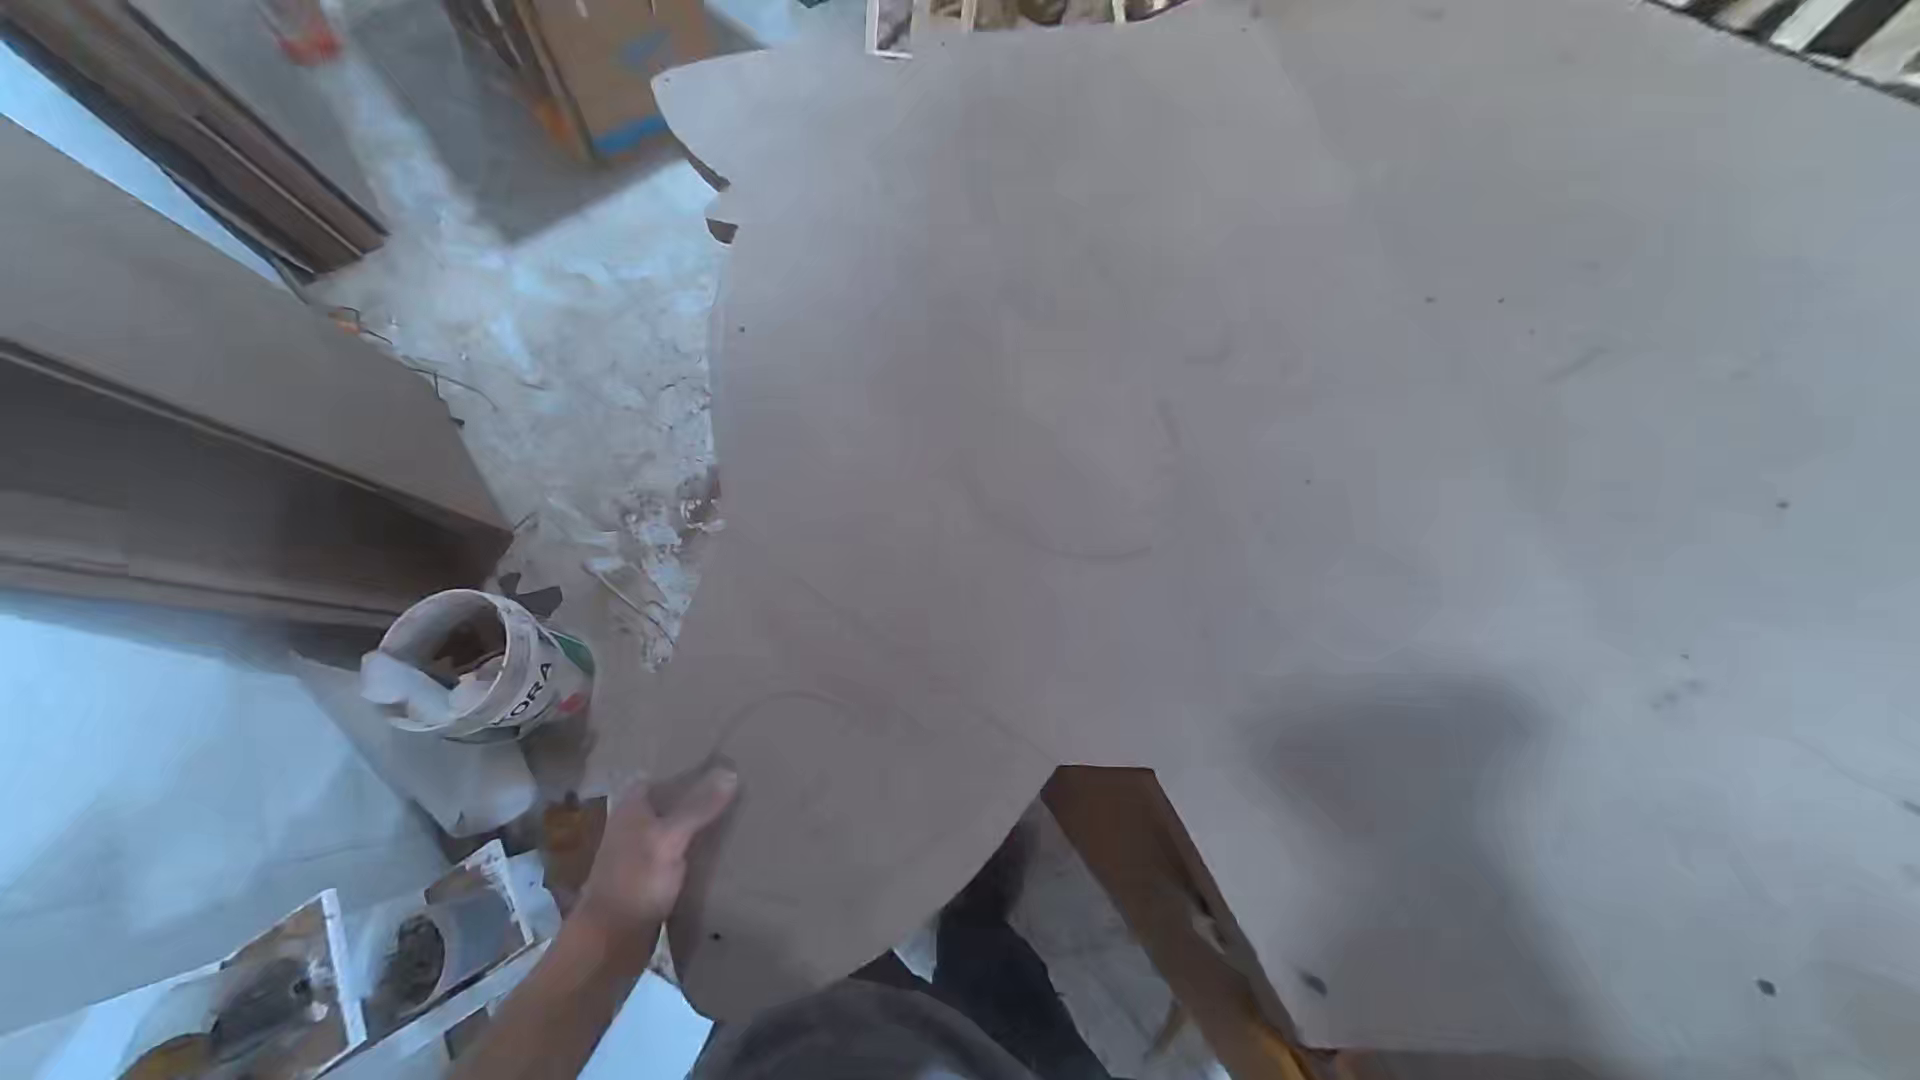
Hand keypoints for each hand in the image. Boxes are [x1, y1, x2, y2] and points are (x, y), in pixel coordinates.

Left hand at [576, 766, 738, 948]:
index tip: (739, 760)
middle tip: (753, 784)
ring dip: (711, 820)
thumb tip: (733, 771)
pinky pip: (689, 847)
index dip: (705, 765)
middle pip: (684, 796)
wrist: (608, 946)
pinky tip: (732, 844)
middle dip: (713, 792)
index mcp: (637, 803)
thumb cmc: (634, 884)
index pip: (676, 771)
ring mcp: (649, 846)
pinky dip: (707, 844)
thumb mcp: (669, 840)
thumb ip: (699, 806)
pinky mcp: (659, 872)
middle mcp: (641, 819)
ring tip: (750, 810)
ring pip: (688, 823)